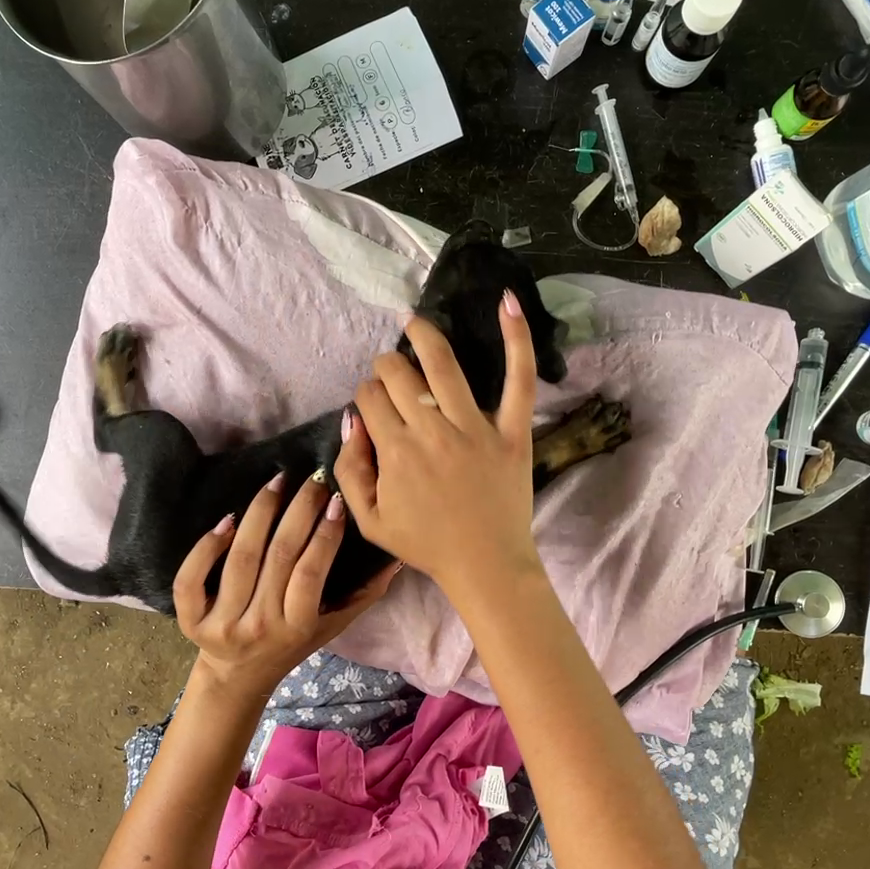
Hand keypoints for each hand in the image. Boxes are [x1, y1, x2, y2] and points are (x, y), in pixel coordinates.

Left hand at [174, 473, 397, 701]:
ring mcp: (222, 624)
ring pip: (240, 559)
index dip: (324, 535)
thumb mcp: (333, 625)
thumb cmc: (293, 642)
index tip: (336, 500)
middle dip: (298, 511)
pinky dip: (206, 546)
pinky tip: (228, 518)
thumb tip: (395, 556)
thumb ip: (364, 594)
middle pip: (278, 558)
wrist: (239, 675)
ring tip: (277, 483)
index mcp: (297, 627)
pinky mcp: (190, 621)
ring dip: (259, 514)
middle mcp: (259, 626)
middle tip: (312, 479)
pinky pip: (192, 578)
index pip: (310, 574)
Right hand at [334, 291, 545, 602]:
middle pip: (398, 376)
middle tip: (389, 374)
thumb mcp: (369, 520)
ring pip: (443, 365)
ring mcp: (475, 427)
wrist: (485, 565)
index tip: (373, 406)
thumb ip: (350, 470)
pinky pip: (519, 380)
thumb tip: (351, 420)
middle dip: (385, 367)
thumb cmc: (426, 545)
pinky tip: (508, 303)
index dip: (366, 395)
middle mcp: (431, 430)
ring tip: (412, 323)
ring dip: (423, 336)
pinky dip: (516, 340)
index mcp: (395, 451)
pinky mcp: (512, 430)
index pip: (370, 399)